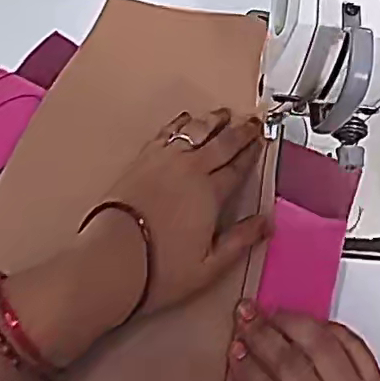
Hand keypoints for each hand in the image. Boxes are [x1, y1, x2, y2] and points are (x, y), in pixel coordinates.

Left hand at [94, 110, 269, 318]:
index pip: (239, 165)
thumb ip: (241, 240)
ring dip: (214, 119)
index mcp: (211, 193)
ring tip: (224, 114)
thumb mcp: (210, 265)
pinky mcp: (144, 158)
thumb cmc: (160, 267)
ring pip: (197, 129)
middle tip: (253, 121)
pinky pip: (168, 131)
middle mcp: (192, 169)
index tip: (261, 141)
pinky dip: (182, 122)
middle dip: (241, 130)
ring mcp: (166, 160)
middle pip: (223, 141)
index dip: (252, 152)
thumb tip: (266, 223)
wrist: (113, 258)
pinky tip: (187, 119)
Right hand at [231, 309, 379, 380]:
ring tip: (272, 311)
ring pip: (325, 346)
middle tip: (245, 317)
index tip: (234, 352)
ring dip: (294, 322)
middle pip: (294, 366)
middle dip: (263, 335)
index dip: (248, 370)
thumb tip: (248, 373)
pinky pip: (357, 348)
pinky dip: (333, 330)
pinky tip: (313, 323)